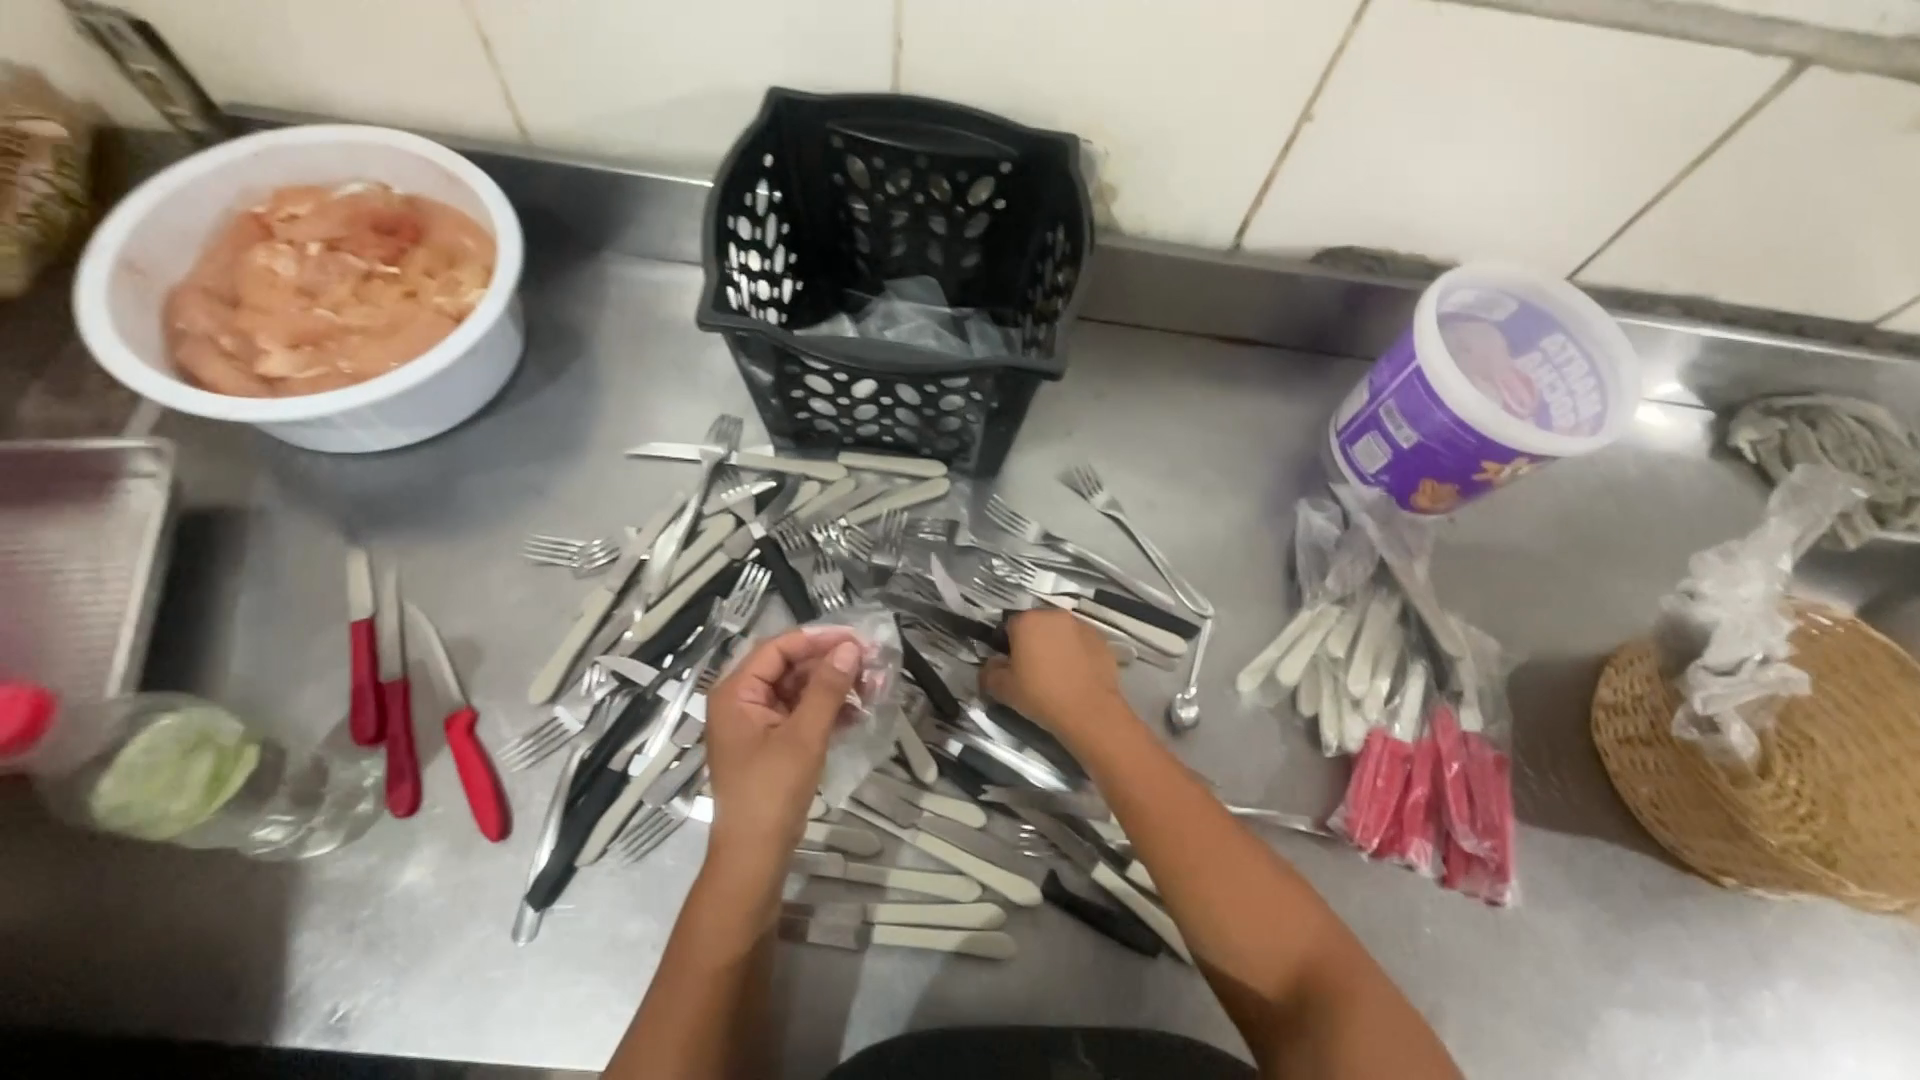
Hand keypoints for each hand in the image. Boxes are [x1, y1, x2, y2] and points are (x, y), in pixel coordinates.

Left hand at [703, 627, 862, 869]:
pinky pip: (800, 716)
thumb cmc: (771, 791)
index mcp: (735, 693)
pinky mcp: (771, 746)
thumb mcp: (803, 736)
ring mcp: (756, 726)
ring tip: (872, 687)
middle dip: (830, 665)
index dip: (817, 640)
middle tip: (871, 663)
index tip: (856, 639)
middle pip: (788, 668)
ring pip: (798, 692)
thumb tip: (850, 649)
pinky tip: (858, 713)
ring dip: (833, 688)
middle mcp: (741, 702)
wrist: (754, 856)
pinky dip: (827, 712)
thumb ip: (827, 689)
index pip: (777, 648)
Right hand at [979, 609, 1126, 741]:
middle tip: (1032, 669)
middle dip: (1032, 642)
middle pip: (1036, 625)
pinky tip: (1076, 675)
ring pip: (1060, 632)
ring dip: (1055, 645)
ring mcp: (1081, 625)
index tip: (1010, 666)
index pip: (1008, 626)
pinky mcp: (1101, 639)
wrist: (1089, 711)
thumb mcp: (1003, 689)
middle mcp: (1054, 615)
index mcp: (1027, 621)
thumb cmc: (1041, 695)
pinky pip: (1080, 642)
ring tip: (1056, 673)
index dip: (1006, 646)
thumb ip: (988, 672)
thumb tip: (991, 665)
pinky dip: (1076, 653)